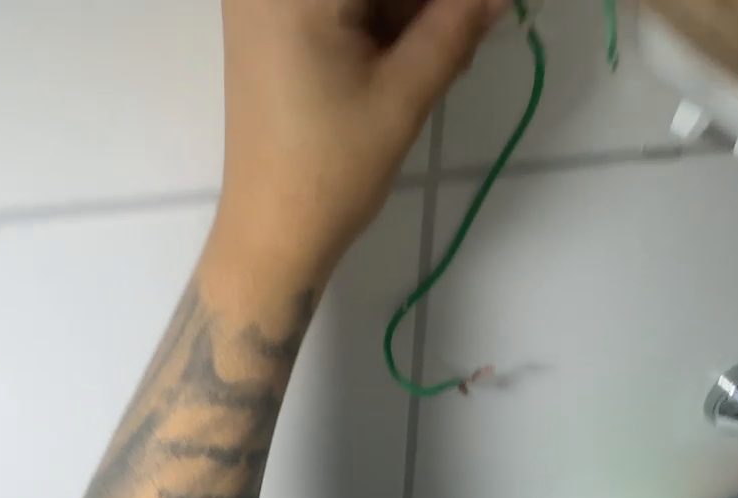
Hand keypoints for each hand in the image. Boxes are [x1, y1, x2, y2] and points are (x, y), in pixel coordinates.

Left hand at [210, 0, 508, 283]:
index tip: (475, 15)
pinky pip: (333, 8)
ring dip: (404, 16)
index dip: (439, 2)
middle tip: (470, 29)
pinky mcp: (263, 25)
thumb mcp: (402, 98)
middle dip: (423, 7)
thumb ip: (455, 28)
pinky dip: (374, 24)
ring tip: (445, 57)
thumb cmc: (332, 173)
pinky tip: (404, 61)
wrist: (271, 234)